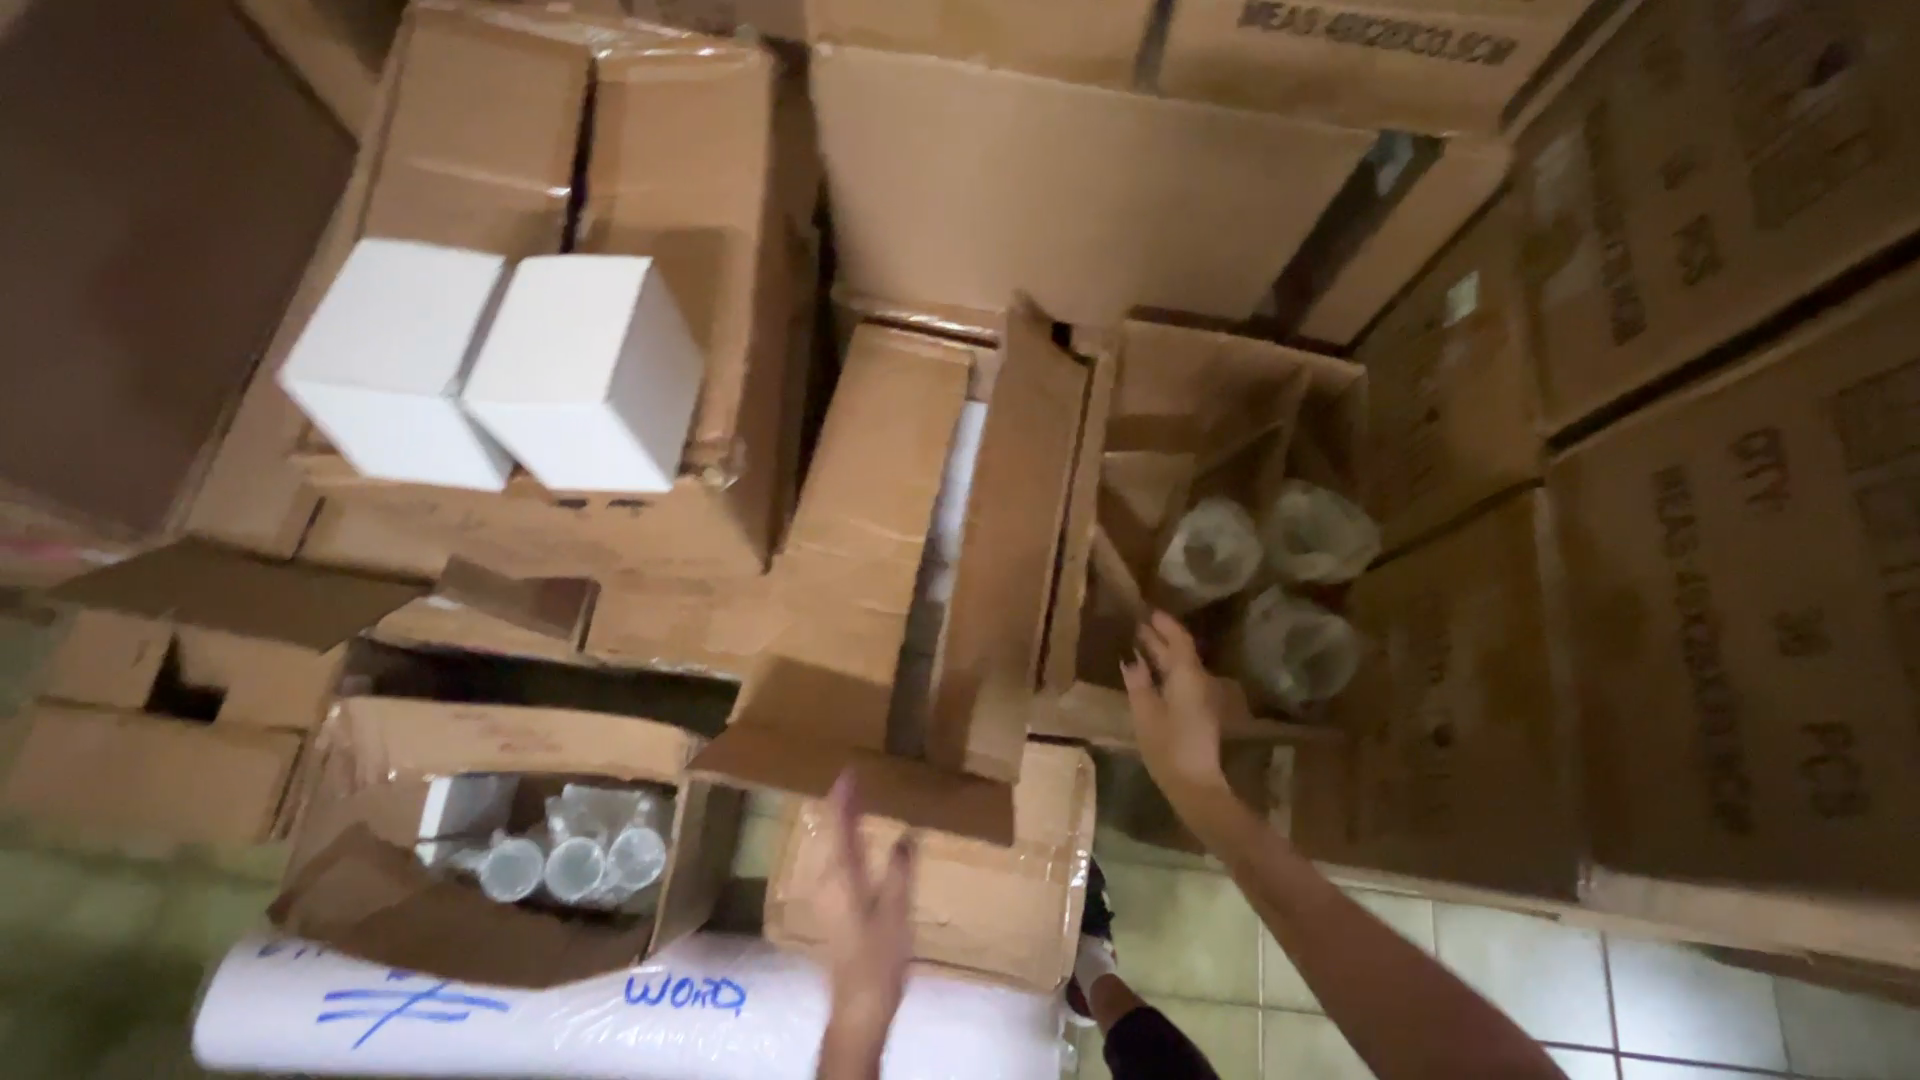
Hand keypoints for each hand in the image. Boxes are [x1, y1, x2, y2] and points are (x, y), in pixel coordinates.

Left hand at [816, 770, 915, 1055]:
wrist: (858, 1003)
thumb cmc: (878, 957)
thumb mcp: (896, 910)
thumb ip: (900, 869)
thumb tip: (906, 832)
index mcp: (840, 875)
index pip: (838, 825)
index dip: (842, 797)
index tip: (849, 771)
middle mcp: (826, 880)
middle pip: (829, 833)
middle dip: (840, 805)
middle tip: (856, 781)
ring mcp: (826, 895)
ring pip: (830, 847)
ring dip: (842, 823)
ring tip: (857, 802)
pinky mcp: (831, 907)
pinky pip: (835, 860)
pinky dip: (844, 842)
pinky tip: (858, 843)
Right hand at [1121, 611, 1230, 803]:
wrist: (1195, 784)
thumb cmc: (1167, 746)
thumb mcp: (1145, 712)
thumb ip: (1138, 682)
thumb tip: (1130, 659)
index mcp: (1187, 676)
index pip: (1178, 639)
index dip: (1163, 623)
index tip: (1146, 611)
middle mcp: (1198, 681)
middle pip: (1180, 651)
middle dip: (1159, 637)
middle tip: (1135, 624)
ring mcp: (1199, 697)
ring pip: (1180, 666)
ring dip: (1161, 654)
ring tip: (1137, 644)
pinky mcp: (1197, 711)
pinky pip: (1180, 680)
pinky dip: (1164, 671)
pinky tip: (1147, 673)